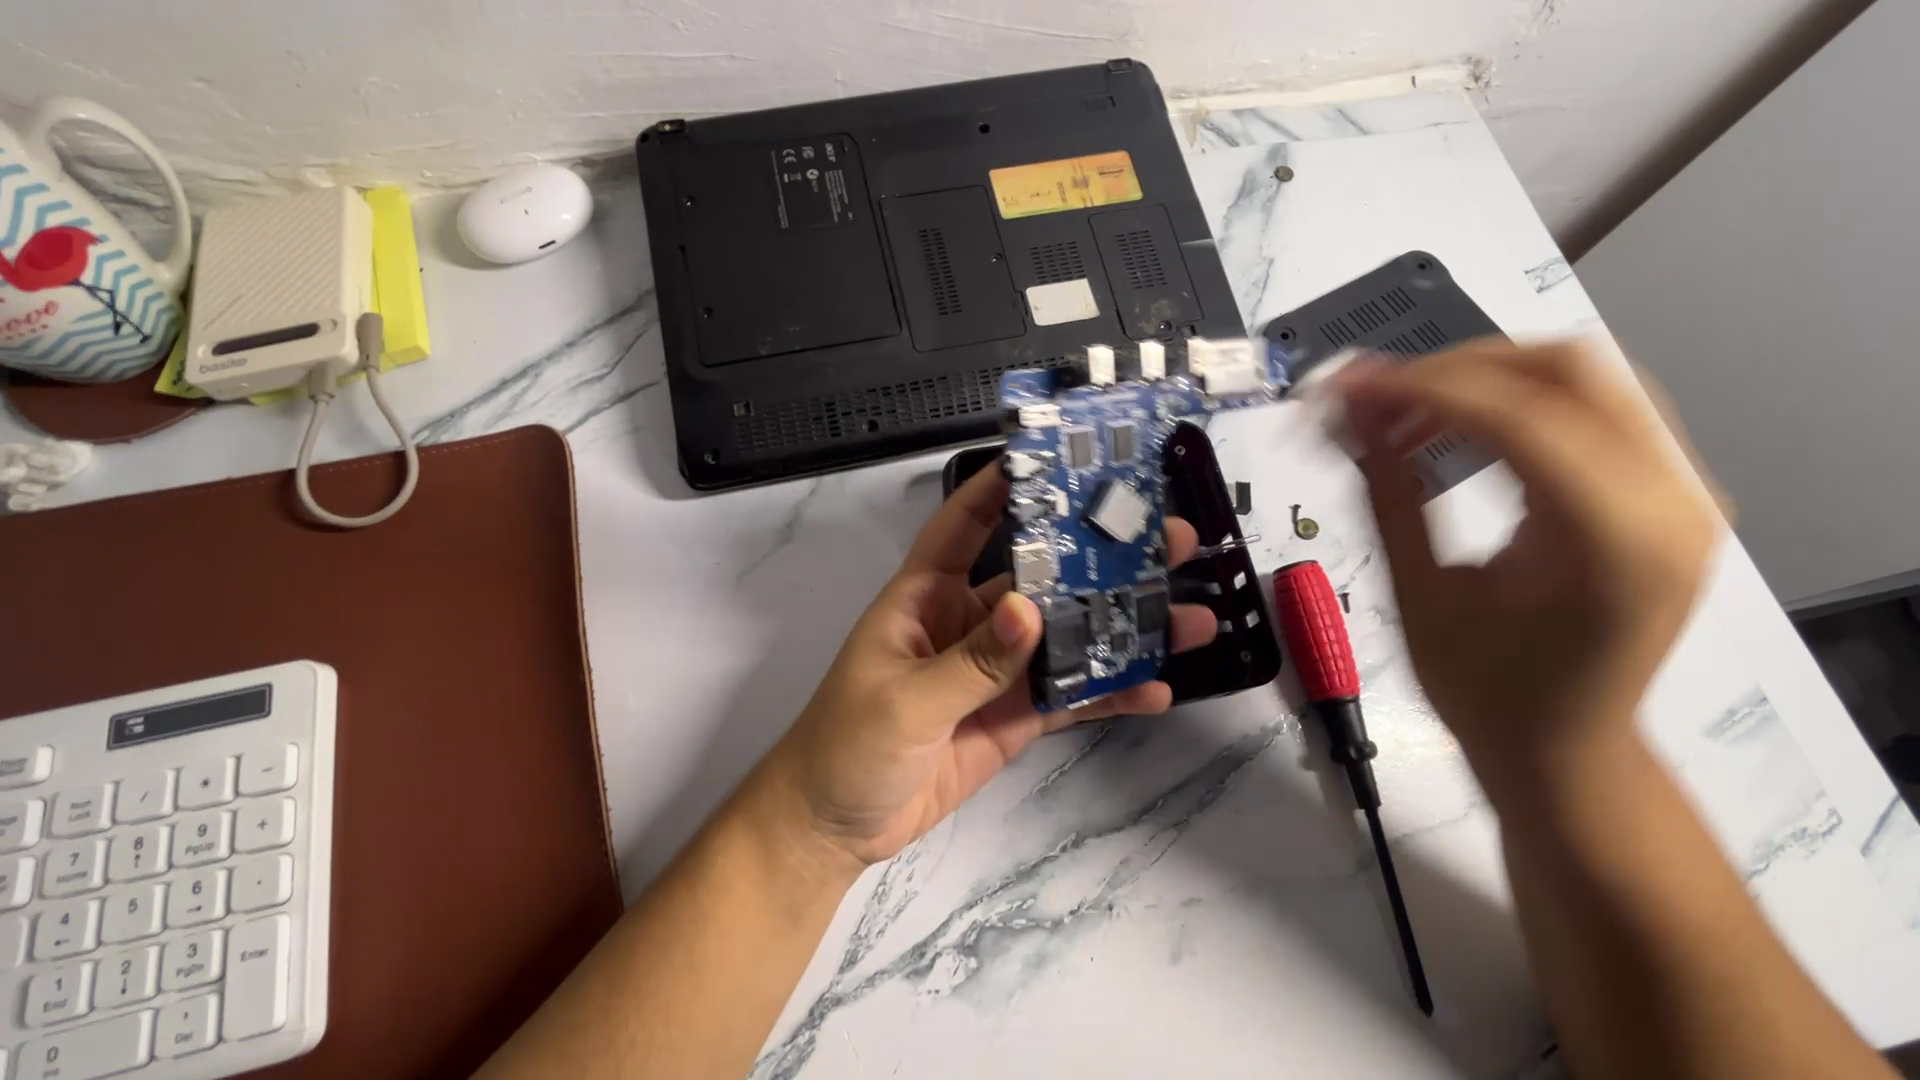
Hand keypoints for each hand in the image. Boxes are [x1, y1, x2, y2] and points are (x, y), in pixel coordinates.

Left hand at [753, 464, 1218, 868]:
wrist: (836, 825)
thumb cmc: (847, 748)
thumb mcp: (905, 701)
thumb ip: (972, 661)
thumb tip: (1029, 610)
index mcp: (924, 599)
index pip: (963, 527)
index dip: (1003, 490)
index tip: (1058, 460)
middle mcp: (966, 623)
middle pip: (1039, 578)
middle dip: (1098, 559)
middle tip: (1166, 539)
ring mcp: (996, 671)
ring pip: (1066, 637)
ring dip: (1122, 627)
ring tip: (1188, 617)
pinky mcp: (1014, 716)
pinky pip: (1069, 697)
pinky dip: (1110, 692)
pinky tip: (1156, 688)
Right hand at [1337, 340, 1718, 790]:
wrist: (1566, 750)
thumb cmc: (1487, 696)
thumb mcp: (1422, 600)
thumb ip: (1389, 496)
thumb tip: (1346, 416)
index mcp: (1615, 543)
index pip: (1521, 418)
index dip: (1421, 389)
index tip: (1343, 389)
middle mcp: (1672, 500)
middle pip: (1567, 369)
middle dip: (1455, 369)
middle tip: (1374, 398)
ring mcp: (1680, 490)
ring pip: (1582, 377)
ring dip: (1483, 380)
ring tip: (1405, 414)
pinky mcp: (1662, 490)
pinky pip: (1590, 409)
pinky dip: (1513, 403)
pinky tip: (1454, 432)